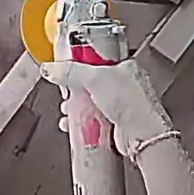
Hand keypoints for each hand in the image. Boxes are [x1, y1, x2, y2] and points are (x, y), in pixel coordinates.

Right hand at [42, 59, 175, 157]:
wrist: (142, 135)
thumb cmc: (132, 103)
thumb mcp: (95, 78)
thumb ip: (70, 71)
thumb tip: (50, 68)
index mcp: (126, 67)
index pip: (100, 59)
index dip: (82, 63)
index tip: (67, 67)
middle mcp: (126, 86)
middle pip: (93, 83)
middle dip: (76, 90)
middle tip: (67, 92)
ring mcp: (122, 106)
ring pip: (93, 104)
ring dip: (77, 108)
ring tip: (68, 110)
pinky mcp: (117, 125)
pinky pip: (95, 121)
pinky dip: (83, 123)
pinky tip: (75, 124)